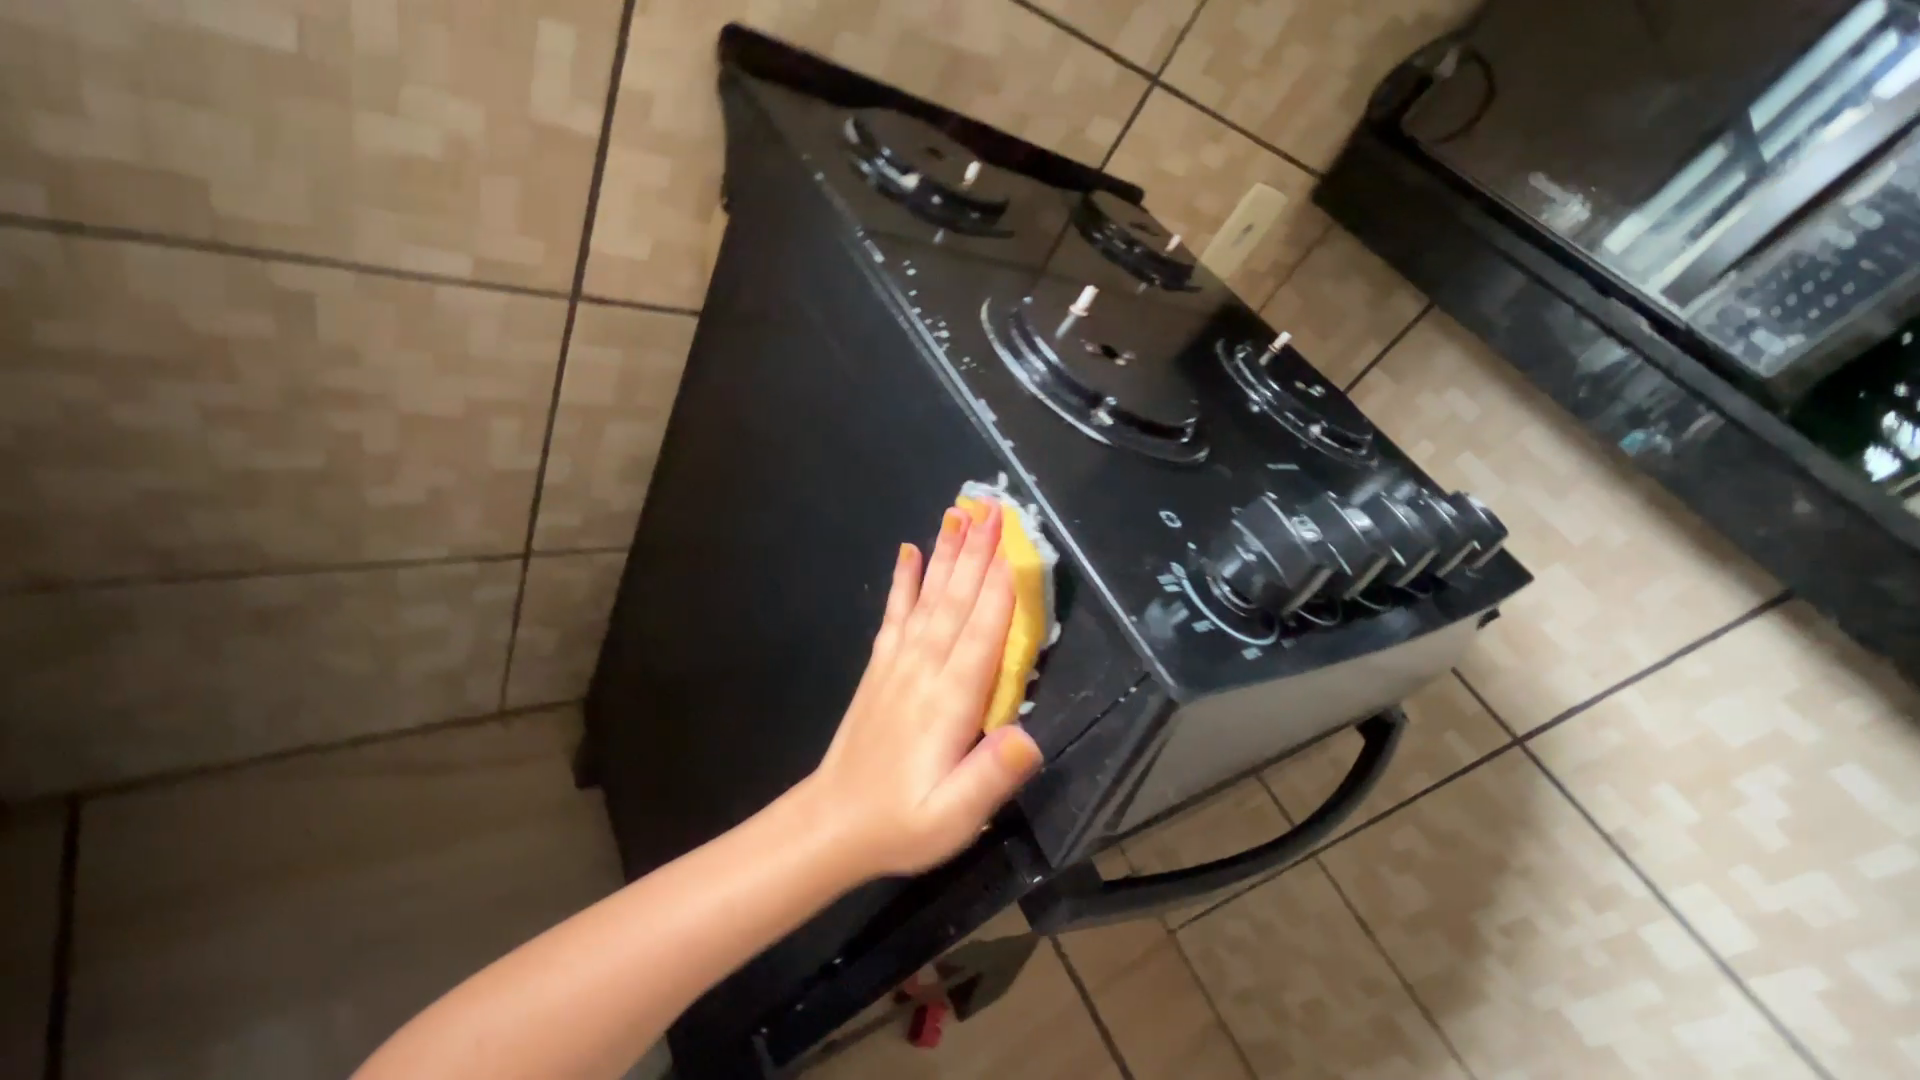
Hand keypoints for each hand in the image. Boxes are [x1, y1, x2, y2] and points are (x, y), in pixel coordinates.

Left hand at [805, 499, 1044, 878]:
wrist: (832, 825)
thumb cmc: (901, 823)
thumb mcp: (952, 817)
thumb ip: (990, 777)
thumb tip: (1030, 738)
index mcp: (949, 703)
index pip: (982, 633)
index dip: (1002, 587)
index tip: (1017, 544)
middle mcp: (923, 672)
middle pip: (957, 602)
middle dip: (978, 554)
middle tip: (995, 508)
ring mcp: (897, 667)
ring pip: (927, 599)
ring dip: (946, 555)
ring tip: (959, 514)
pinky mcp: (879, 671)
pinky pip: (894, 616)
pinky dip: (902, 582)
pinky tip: (908, 553)